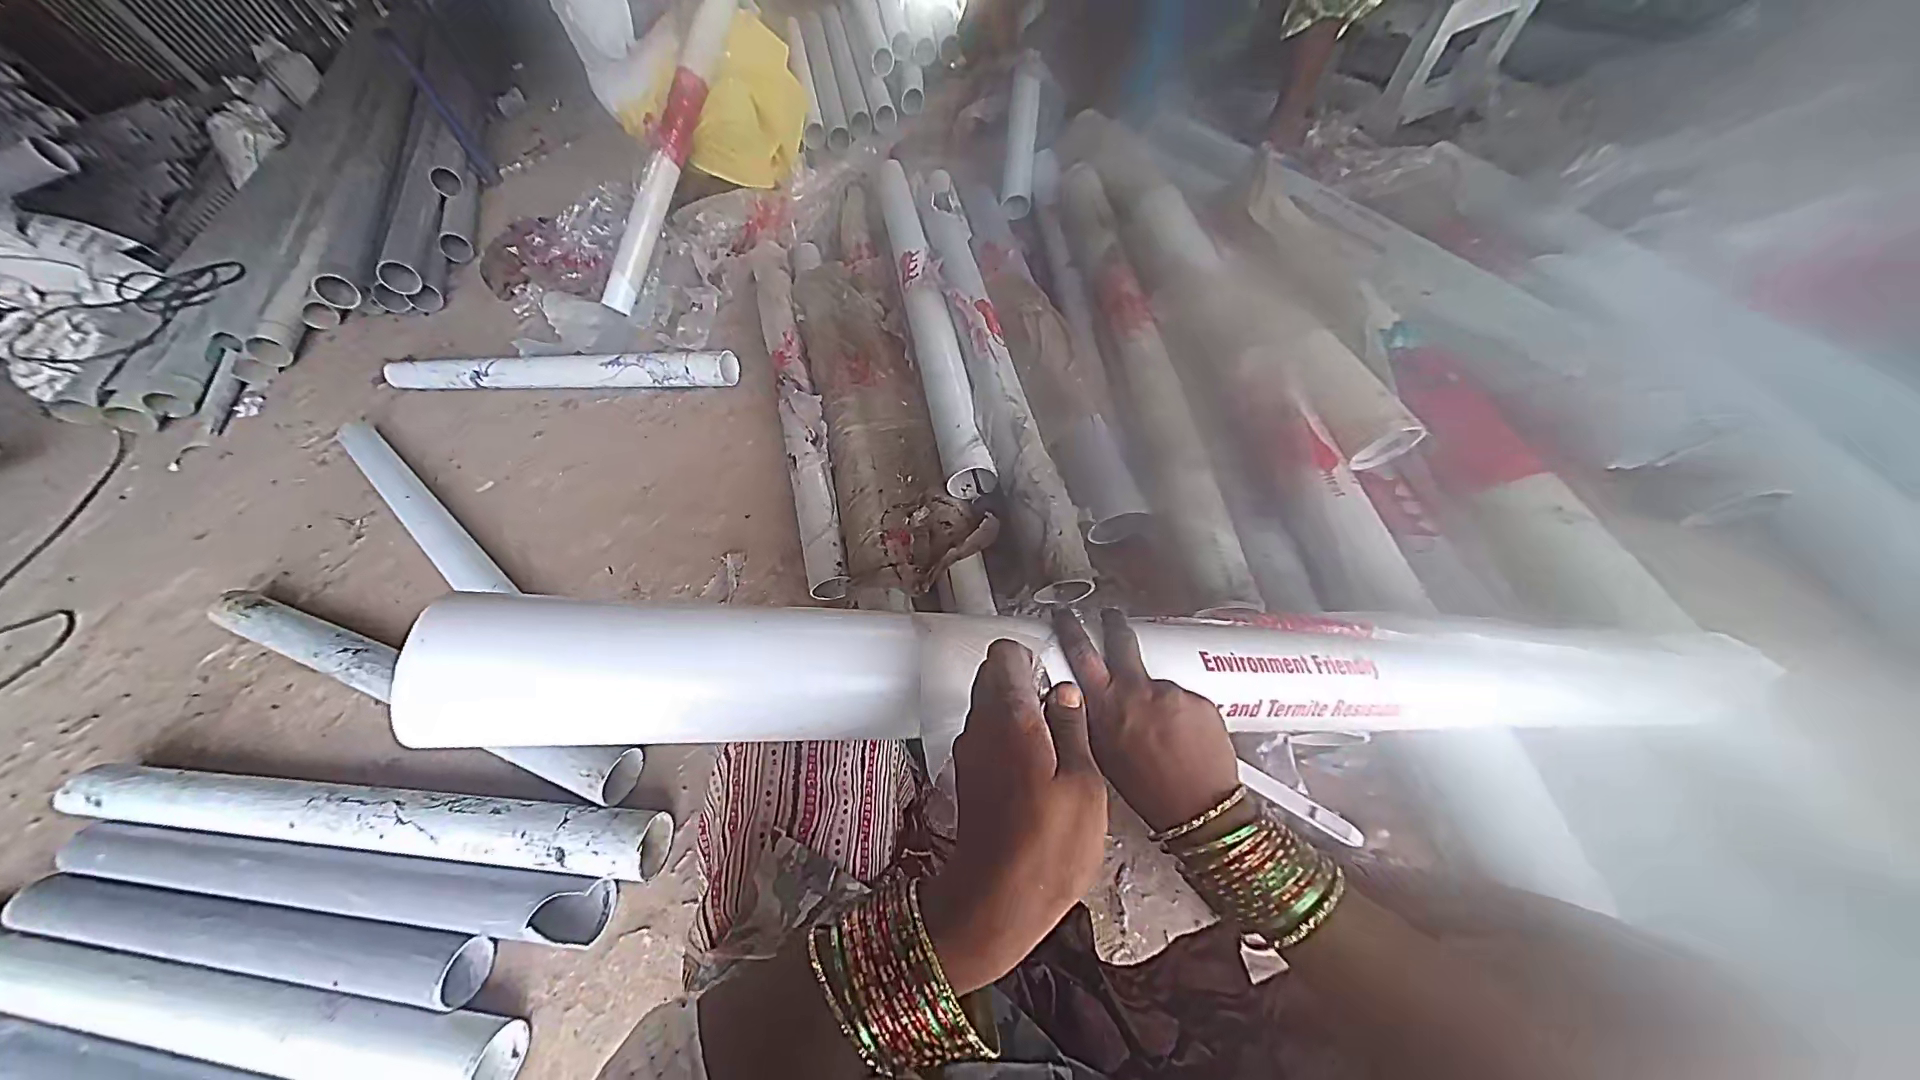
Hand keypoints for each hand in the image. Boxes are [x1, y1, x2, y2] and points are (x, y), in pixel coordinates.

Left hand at [922, 639, 1107, 993]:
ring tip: (1051, 733)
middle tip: (1056, 700)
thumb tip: (1064, 692)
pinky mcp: (967, 774)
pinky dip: (1003, 730)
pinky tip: (1033, 759)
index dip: (1029, 653)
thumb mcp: (1085, 785)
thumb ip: (1072, 728)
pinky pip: (983, 731)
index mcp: (1011, 717)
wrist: (997, 900)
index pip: (1004, 655)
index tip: (1053, 669)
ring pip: (985, 703)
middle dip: (1019, 675)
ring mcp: (969, 750)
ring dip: (1011, 703)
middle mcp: (981, 726)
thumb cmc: (1051, 845)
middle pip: (990, 675)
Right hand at [1053, 607, 1241, 831]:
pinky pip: (1183, 697)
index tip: (1067, 616)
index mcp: (1104, 705)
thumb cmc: (1148, 789)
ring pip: (1155, 680)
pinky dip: (1181, 711)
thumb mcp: (1102, 752)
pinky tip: (1182, 736)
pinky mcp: (1198, 698)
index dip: (1071, 629)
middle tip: (1110, 616)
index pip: (1081, 653)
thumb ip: (1092, 717)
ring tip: (1162, 727)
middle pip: (1120, 641)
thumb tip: (1088, 700)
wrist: (1198, 808)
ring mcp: (1169, 692)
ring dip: (1154, 692)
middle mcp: (1135, 691)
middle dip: (1112, 624)